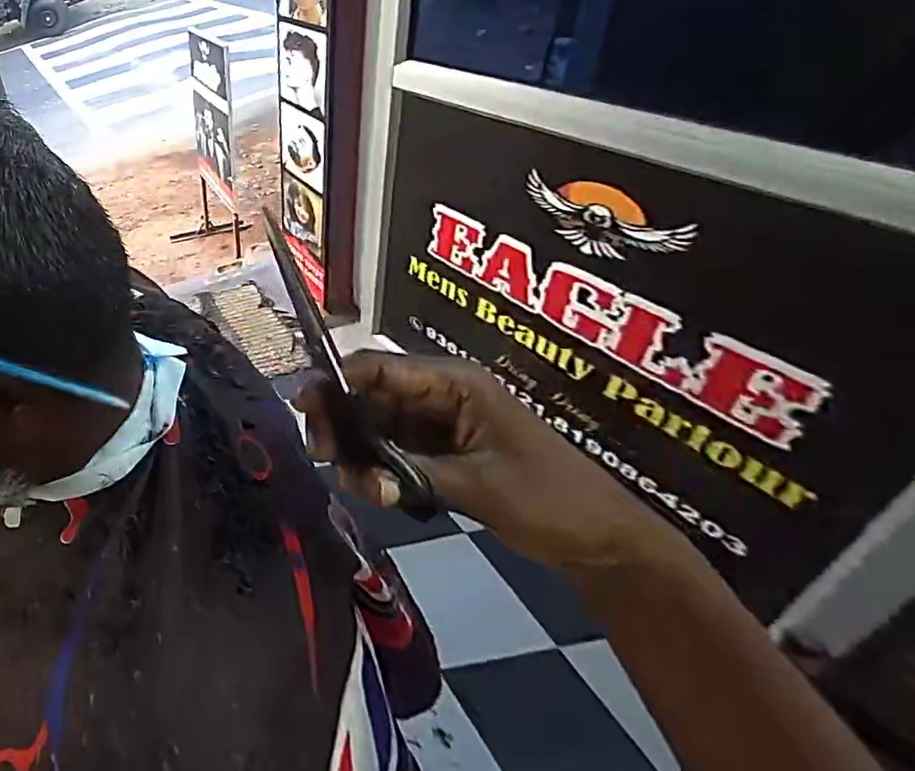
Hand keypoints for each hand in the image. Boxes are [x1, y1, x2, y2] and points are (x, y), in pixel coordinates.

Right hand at [297, 351, 680, 573]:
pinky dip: (373, 464)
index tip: (305, 406)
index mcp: (455, 384)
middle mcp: (440, 395)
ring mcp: (437, 423)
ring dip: (354, 447)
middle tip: (320, 452)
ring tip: (344, 477)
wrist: (610, 547)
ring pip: (375, 423)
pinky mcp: (437, 450)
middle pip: (369, 395)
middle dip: (340, 421)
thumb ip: (412, 477)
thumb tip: (357, 478)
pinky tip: (363, 485)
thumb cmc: (555, 501)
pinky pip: (390, 448)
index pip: (379, 368)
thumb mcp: (481, 486)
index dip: (336, 381)